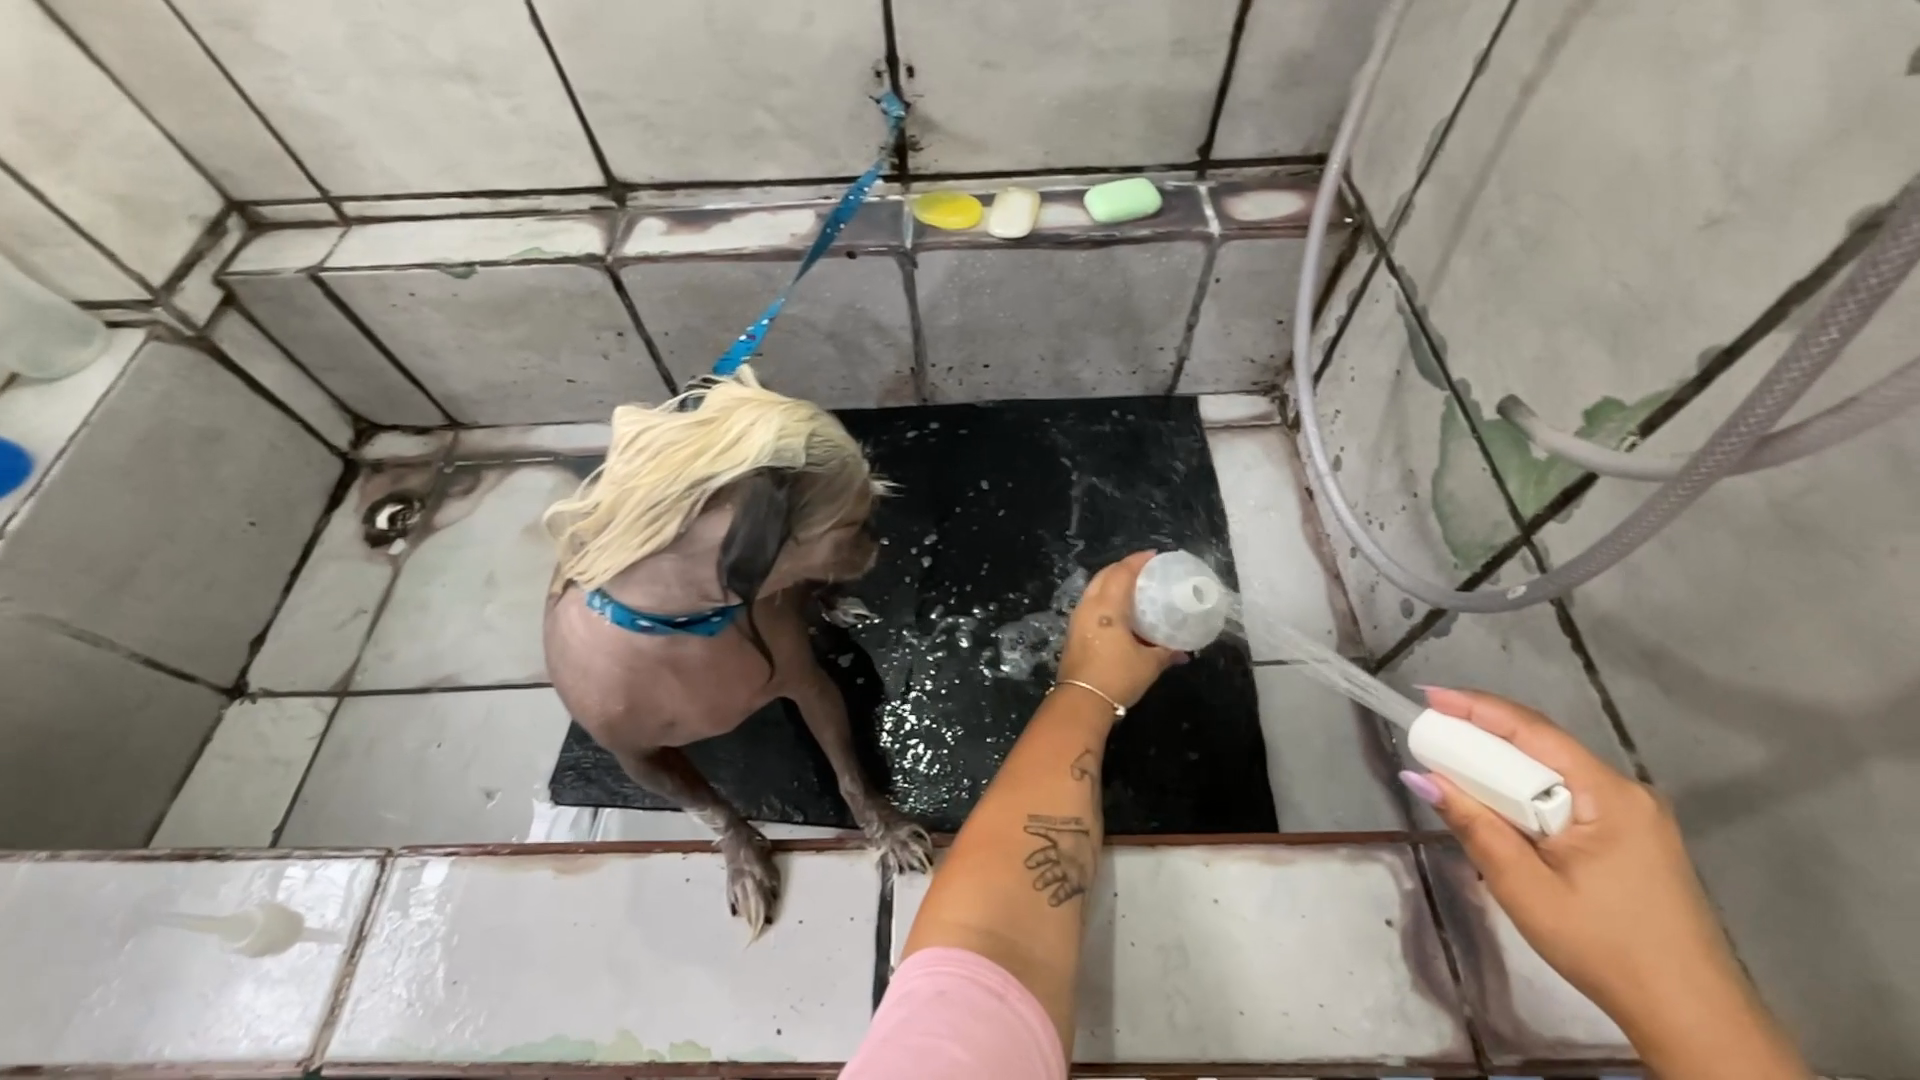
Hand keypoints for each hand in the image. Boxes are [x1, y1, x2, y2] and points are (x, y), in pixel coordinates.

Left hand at [1056, 552, 1183, 708]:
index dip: (1137, 561)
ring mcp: (1077, 619)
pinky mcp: (1073, 633)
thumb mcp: (1149, 664)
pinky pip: (1090, 605)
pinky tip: (1119, 611)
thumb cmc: (1117, 677)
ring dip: (1111, 583)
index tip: (1154, 556)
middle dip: (1123, 568)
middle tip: (1144, 570)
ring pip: (1094, 590)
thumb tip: (1184, 653)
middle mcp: (1089, 607)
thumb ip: (1167, 653)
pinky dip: (1104, 600)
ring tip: (1133, 588)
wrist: (1081, 701)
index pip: (1122, 573)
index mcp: (1107, 607)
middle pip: (1104, 576)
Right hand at [1404, 688, 1757, 1038]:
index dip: (1476, 708)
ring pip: (1554, 775)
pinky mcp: (1633, 841)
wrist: (1691, 1016)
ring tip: (1452, 772)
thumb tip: (1421, 777)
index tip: (1427, 696)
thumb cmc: (1603, 947)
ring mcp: (1635, 818)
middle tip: (1428, 736)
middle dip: (1482, 739)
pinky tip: (1499, 811)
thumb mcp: (1524, 887)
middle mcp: (1627, 794)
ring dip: (1502, 772)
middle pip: (1543, 749)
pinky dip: (1525, 797)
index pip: (1532, 732)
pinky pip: (1568, 799)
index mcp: (1609, 796)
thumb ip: (1474, 826)